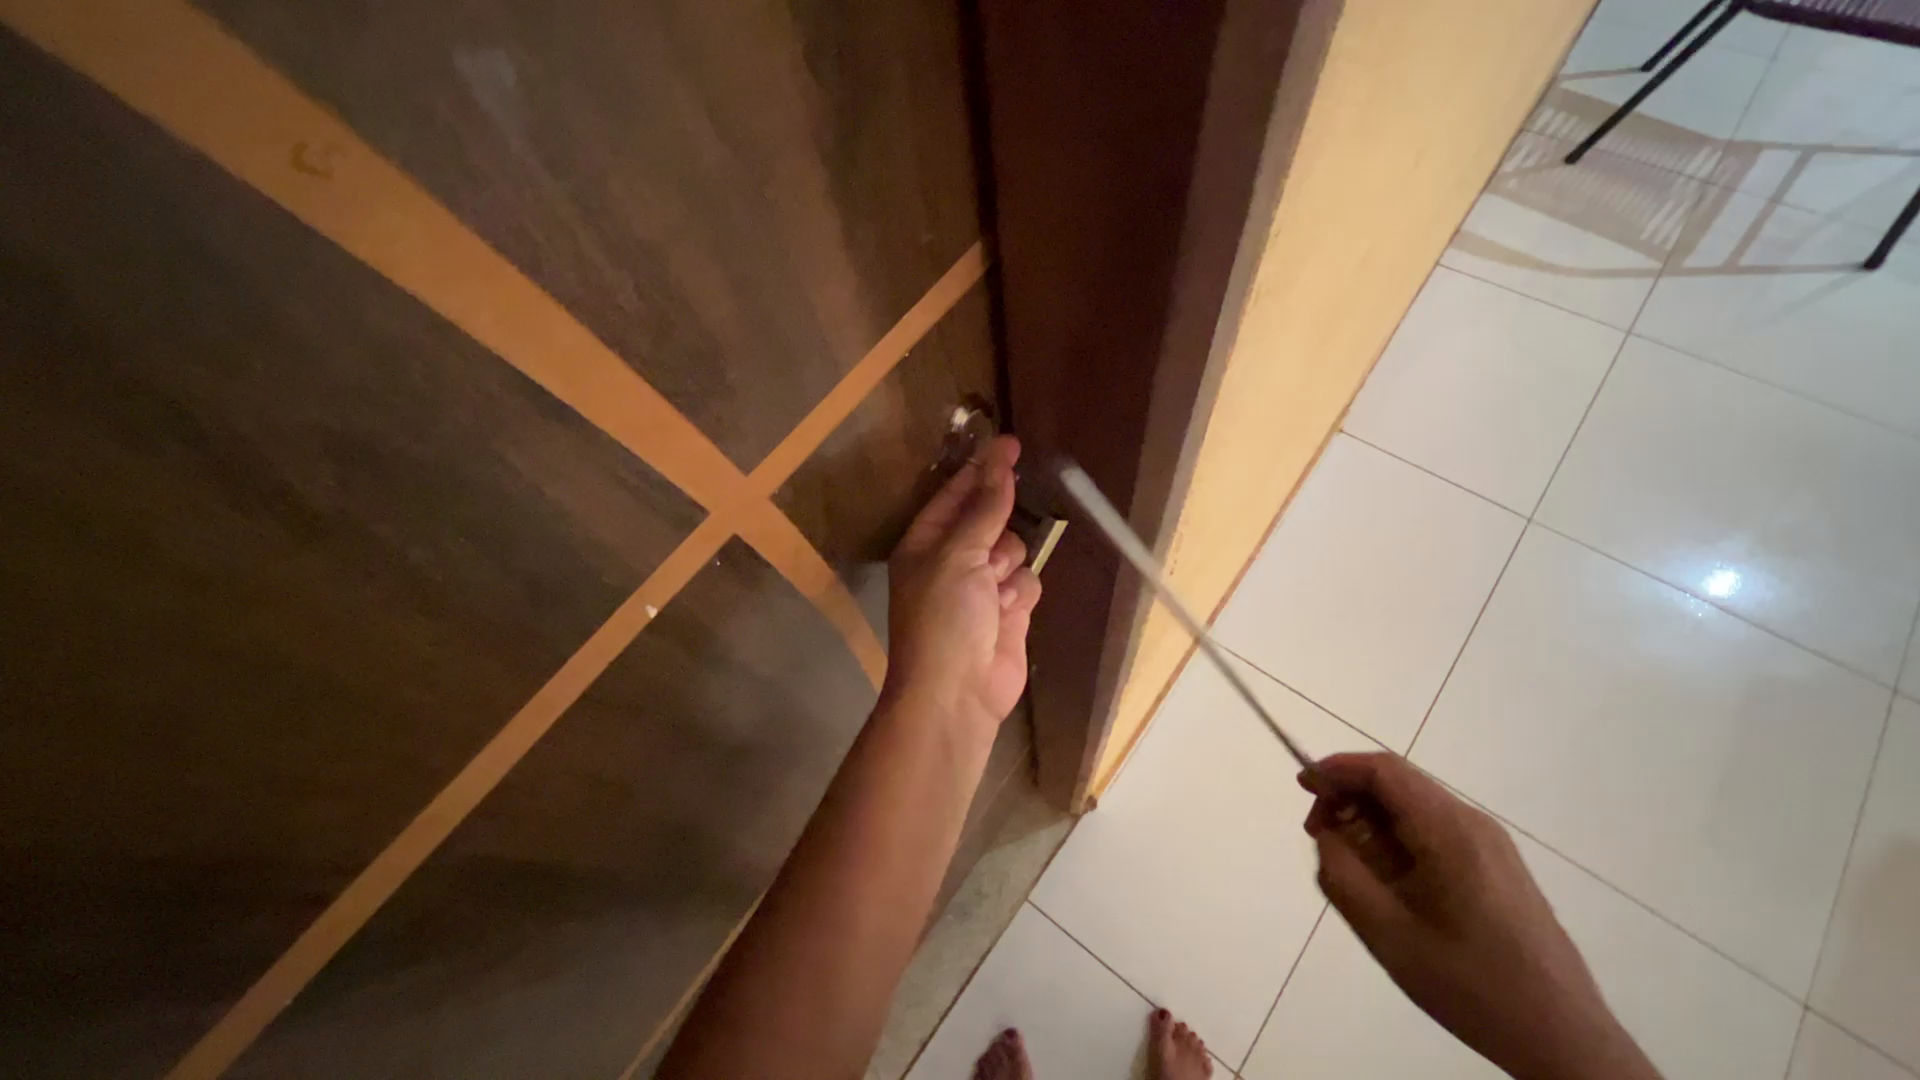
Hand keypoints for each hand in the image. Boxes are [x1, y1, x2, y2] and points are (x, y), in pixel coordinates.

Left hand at [882, 435, 1041, 731]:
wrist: (957, 692)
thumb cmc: (943, 618)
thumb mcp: (959, 554)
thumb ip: (984, 508)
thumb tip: (999, 460)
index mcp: (925, 543)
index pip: (955, 495)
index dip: (981, 470)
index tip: (1011, 443)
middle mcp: (952, 561)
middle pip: (991, 520)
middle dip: (999, 530)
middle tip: (994, 543)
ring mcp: (981, 588)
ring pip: (1015, 551)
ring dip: (1009, 567)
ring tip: (993, 593)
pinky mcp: (1008, 613)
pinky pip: (1026, 583)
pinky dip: (1019, 595)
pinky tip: (1007, 615)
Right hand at [1302, 754, 1660, 1079]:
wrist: (1563, 1037)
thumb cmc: (1470, 984)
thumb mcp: (1386, 932)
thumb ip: (1341, 872)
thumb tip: (1326, 833)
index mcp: (1450, 831)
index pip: (1384, 770)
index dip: (1336, 768)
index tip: (1302, 787)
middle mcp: (1473, 824)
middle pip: (1398, 784)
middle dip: (1348, 797)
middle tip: (1317, 836)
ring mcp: (1491, 845)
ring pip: (1414, 808)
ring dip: (1371, 821)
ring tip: (1348, 864)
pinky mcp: (1496, 867)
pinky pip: (1434, 832)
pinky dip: (1397, 838)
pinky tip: (1386, 878)